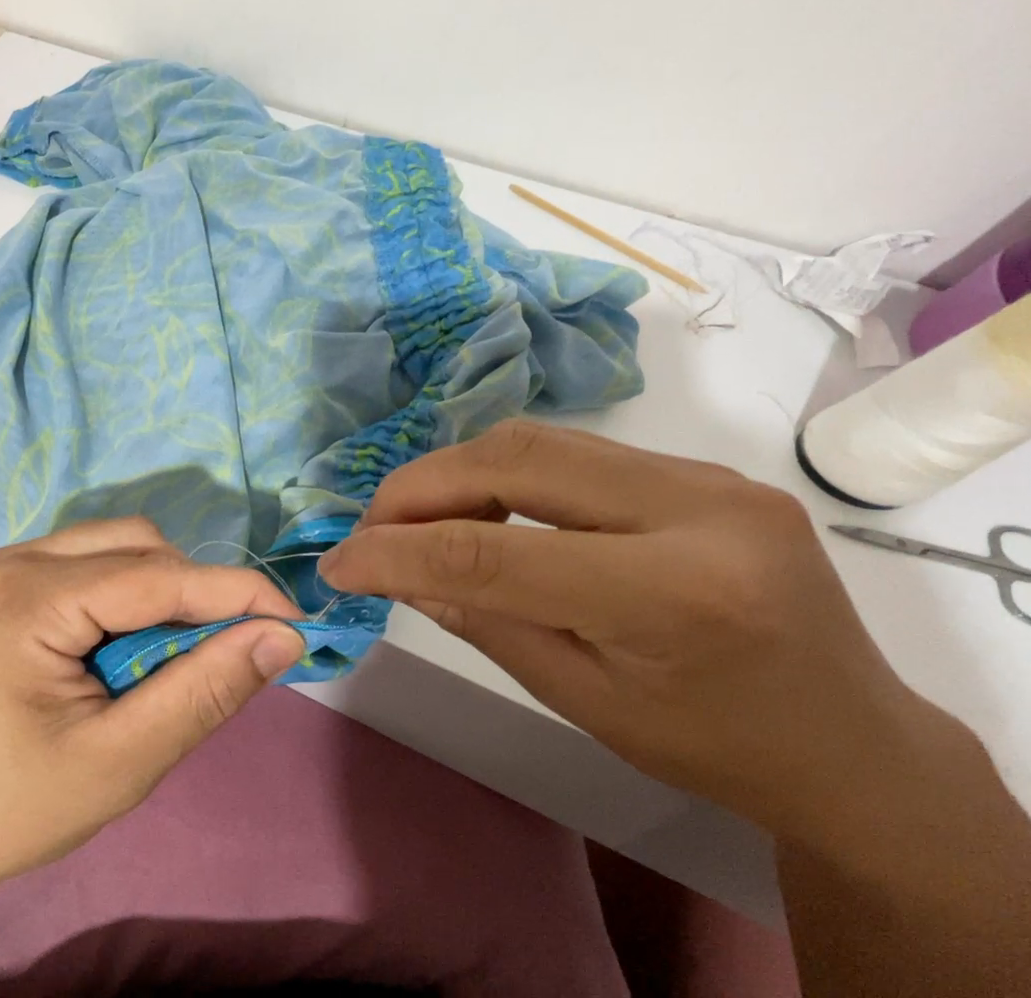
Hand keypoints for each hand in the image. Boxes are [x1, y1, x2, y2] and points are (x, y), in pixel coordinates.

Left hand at [0, 517, 305, 903]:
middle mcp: (4, 560)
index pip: (154, 575)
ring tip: (173, 658)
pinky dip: (121, 593)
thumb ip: (204, 691)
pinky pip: (79, 562)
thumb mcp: (123, 761)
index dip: (234, 593)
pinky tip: (126, 646)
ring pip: (108, 545)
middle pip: (132, 544)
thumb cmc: (18, 808)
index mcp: (23, 601)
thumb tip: (281, 636)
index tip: (297, 623)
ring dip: (158, 590)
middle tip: (227, 654)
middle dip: (193, 591)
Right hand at [316, 420, 923, 840]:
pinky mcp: (703, 470)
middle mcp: (699, 511)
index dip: (395, 551)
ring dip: (456, 474)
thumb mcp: (579, 697)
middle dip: (417, 489)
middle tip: (369, 532)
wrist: (849, 740)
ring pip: (537, 440)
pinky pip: (573, 452)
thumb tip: (390, 569)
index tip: (336, 565)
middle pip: (513, 459)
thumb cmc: (710, 744)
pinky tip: (482, 513)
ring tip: (415, 522)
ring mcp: (709, 478)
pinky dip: (503, 475)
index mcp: (674, 595)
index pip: (494, 552)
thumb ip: (480, 618)